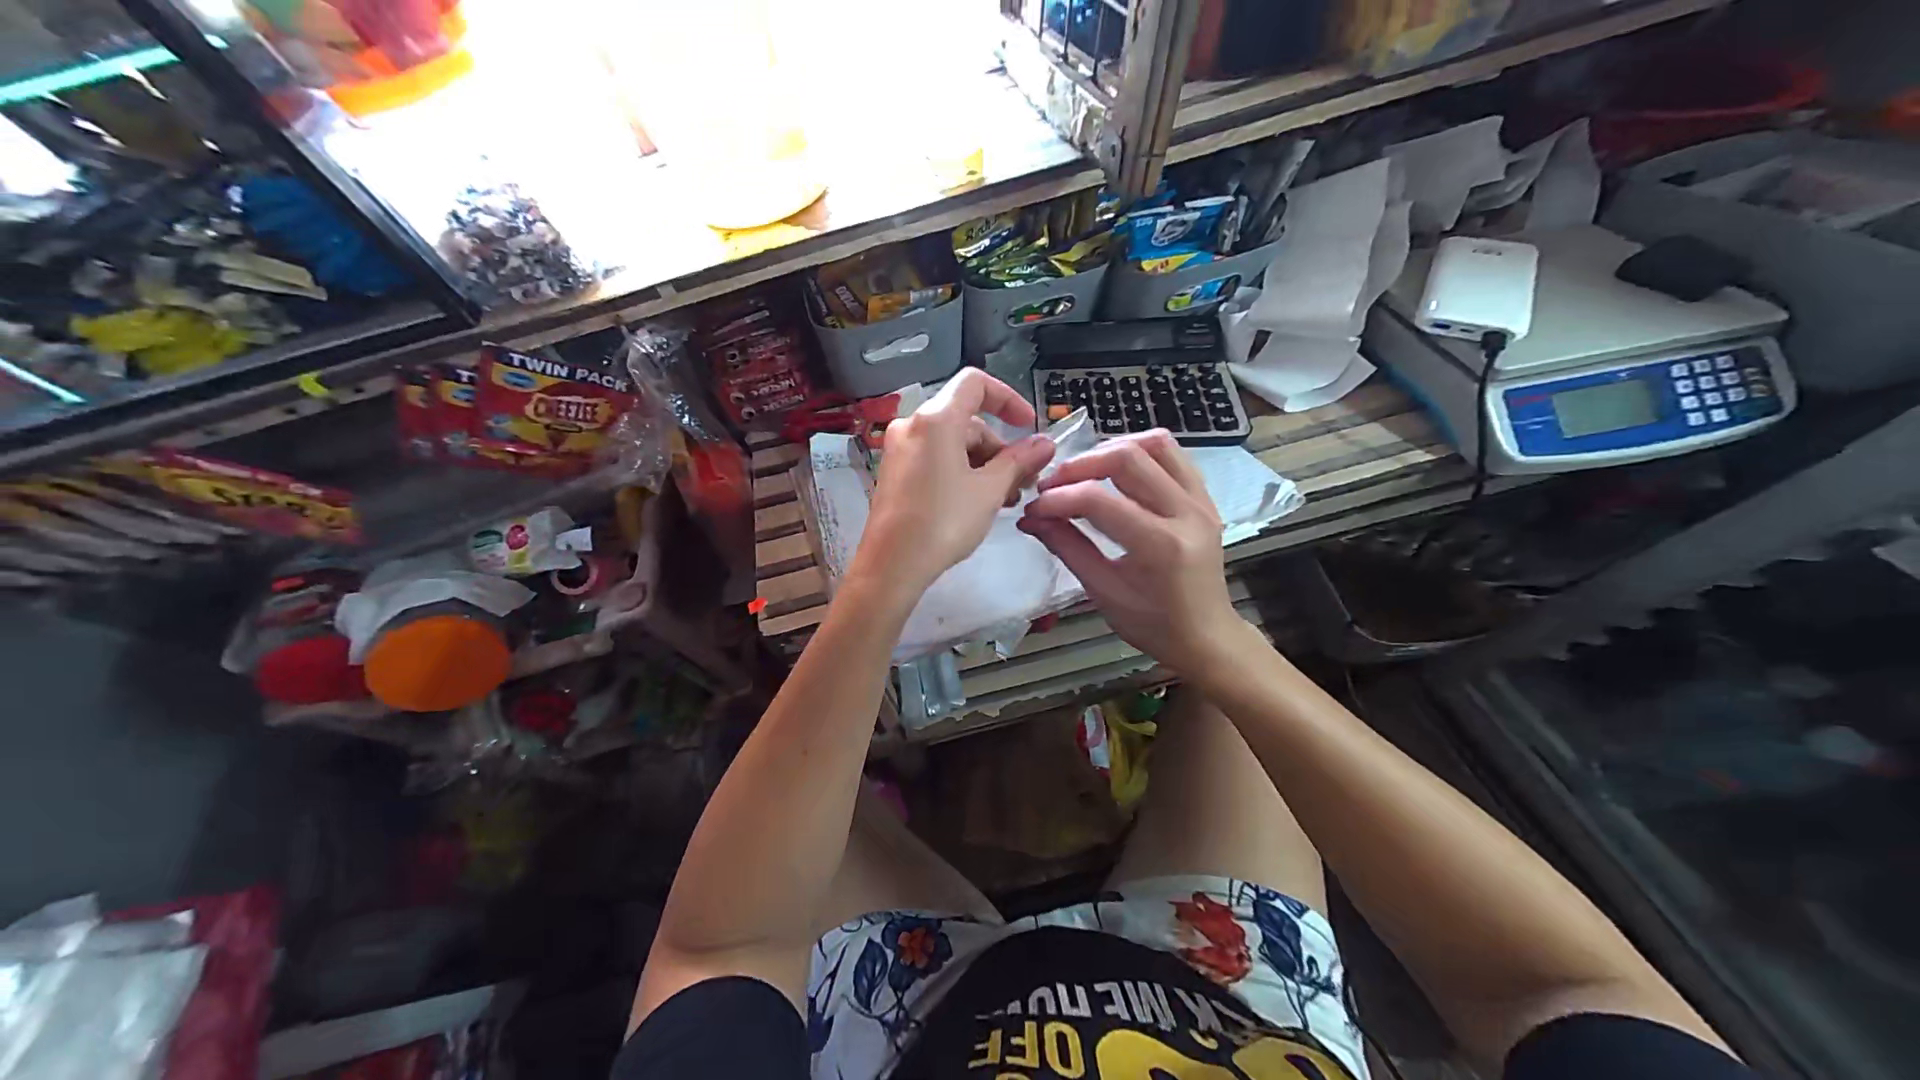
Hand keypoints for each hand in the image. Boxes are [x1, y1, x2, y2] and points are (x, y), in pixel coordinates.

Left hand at [851, 369, 1054, 596]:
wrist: (891, 565)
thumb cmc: (943, 523)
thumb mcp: (990, 490)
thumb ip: (1019, 460)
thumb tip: (1044, 443)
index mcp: (936, 419)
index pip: (976, 383)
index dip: (1009, 399)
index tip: (1028, 427)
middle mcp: (913, 425)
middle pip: (966, 419)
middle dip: (999, 446)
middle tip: (1023, 481)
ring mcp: (899, 449)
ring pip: (952, 442)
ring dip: (983, 464)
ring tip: (1005, 499)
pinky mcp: (894, 472)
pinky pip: (935, 458)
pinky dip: (961, 472)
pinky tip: (977, 502)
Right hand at [1016, 430, 1249, 676]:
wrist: (1206, 636)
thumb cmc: (1153, 624)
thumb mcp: (1103, 591)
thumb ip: (1067, 547)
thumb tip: (1031, 518)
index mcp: (1161, 546)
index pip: (1098, 500)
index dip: (1058, 498)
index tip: (1034, 508)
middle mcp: (1186, 513)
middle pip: (1127, 457)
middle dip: (1079, 465)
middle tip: (1052, 484)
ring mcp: (1201, 501)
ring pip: (1155, 444)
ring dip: (1111, 449)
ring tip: (1083, 472)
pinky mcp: (1205, 497)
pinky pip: (1173, 455)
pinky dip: (1139, 452)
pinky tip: (1116, 470)